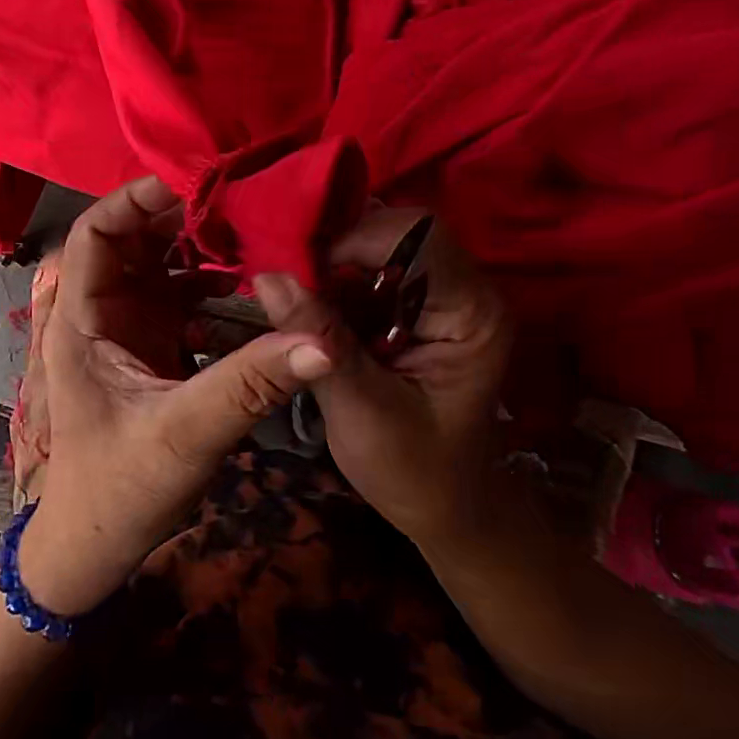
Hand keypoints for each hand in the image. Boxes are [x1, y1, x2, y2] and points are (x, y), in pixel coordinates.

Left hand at [15, 177, 333, 614]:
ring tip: (254, 227)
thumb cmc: (120, 489)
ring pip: (159, 264)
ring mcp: (126, 327)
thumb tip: (321, 343)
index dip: (135, 199)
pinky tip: (249, 278)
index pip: (96, 235)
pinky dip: (210, 282)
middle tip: (241, 198)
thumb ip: (249, 386)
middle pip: (132, 240)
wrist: (99, 543)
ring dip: (198, 245)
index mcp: (82, 321)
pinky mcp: (152, 345)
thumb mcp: (185, 434)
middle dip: (178, 215)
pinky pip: (180, 296)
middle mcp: (100, 312)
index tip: (194, 180)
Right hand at [255, 208, 511, 543]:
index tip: (298, 269)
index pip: (417, 236)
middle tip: (282, 278)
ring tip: (284, 295)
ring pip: (371, 247)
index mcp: (471, 313)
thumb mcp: (362, 411)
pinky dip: (326, 284)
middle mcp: (460, 290)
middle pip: (392, 232)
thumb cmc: (415, 471)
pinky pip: (361, 273)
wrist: (443, 506)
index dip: (355, 238)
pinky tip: (299, 308)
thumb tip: (267, 277)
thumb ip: (320, 342)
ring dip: (324, 266)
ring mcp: (434, 296)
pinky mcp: (408, 307)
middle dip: (333, 250)